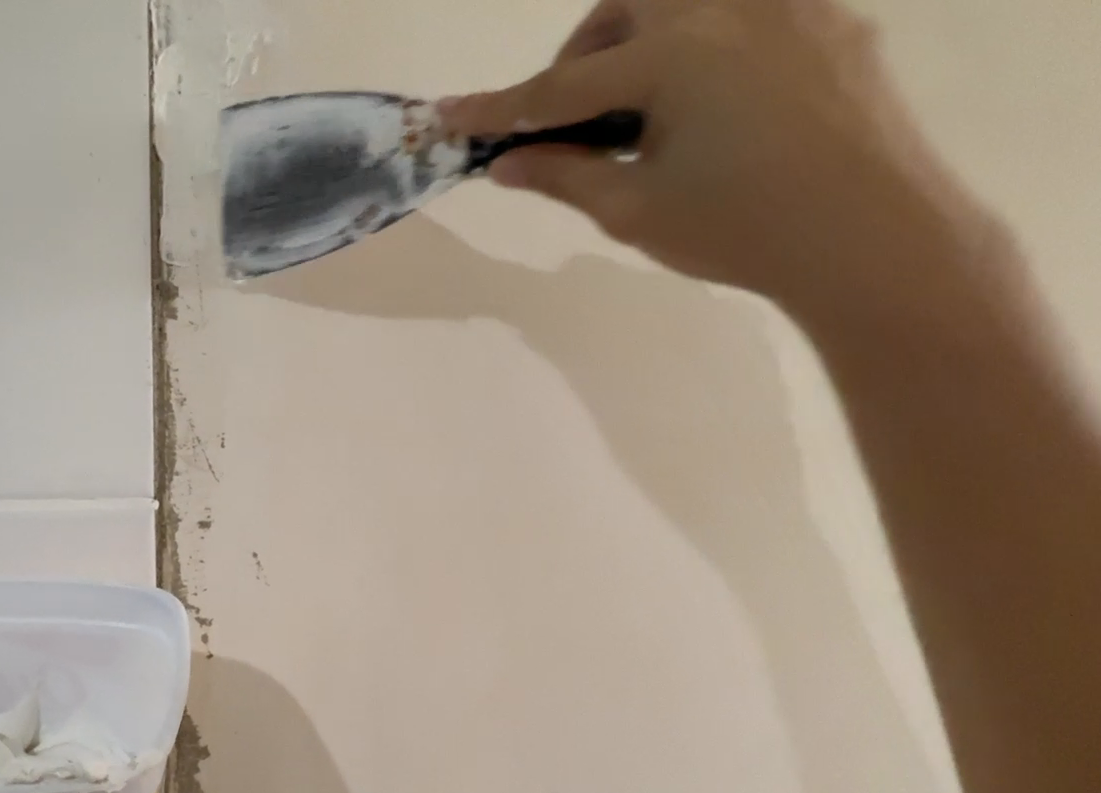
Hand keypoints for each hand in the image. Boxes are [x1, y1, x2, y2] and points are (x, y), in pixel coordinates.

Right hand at [438, 0, 994, 308]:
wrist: (875, 238)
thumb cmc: (740, 230)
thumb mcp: (633, 210)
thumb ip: (564, 174)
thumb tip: (507, 162)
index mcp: (675, 55)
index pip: (559, 87)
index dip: (497, 108)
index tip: (448, 116)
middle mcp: (730, 8)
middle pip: (626, 4)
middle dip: (583, 52)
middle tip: (577, 115)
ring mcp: (790, 7)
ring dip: (644, 37)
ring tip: (646, 108)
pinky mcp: (832, 22)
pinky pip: (746, 13)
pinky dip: (704, 45)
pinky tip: (712, 106)